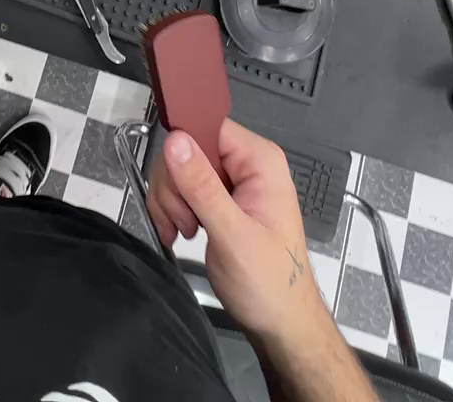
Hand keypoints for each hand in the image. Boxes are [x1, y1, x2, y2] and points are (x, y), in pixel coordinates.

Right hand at [150, 120, 327, 342]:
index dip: (184, 152)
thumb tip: (175, 141)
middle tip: (184, 221)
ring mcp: (233, 181)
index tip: (178, 187)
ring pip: (180, 168)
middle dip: (174, 185)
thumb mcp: (233, 235)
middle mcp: (247, 163)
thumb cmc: (269, 284)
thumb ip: (202, 187)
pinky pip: (183, 187)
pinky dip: (174, 209)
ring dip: (171, 201)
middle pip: (188, 148)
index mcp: (259, 160)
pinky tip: (179, 231)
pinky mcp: (221, 198)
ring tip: (183, 231)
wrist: (281, 325)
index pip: (207, 127)